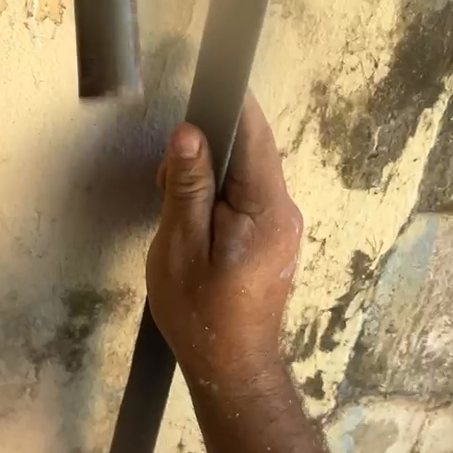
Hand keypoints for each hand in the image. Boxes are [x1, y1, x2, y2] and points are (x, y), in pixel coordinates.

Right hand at [147, 94, 304, 388]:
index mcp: (267, 208)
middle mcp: (284, 209)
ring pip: (244, 171)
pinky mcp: (272, 234)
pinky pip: (244, 192)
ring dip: (208, 173)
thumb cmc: (201, 312)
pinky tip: (192, 217)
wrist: (231, 370)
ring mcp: (281, 222)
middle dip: (207, 148)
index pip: (255, 135)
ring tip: (176, 205)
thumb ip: (187, 186)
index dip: (232, 103)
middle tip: (168, 178)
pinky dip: (216, 191)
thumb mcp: (181, 246)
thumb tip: (189, 132)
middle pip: (249, 149)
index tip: (205, 82)